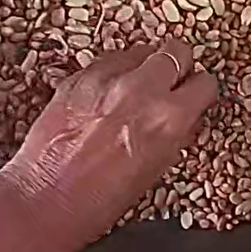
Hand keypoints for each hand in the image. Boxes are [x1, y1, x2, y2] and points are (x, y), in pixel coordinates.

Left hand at [0, 37, 218, 251]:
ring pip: (141, 51)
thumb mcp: (156, 170)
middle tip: (171, 83)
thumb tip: (186, 117)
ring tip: (136, 91)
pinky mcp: (78, 77)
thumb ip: (175, 133)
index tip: (195, 95)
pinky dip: (113, 74)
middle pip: (176, 51)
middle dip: (178, 67)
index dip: (200, 91)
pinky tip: (107, 97)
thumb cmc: (99, 200)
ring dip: (145, 66)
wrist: (46, 200)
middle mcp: (140, 90)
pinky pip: (107, 61)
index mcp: (168, 118)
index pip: (204, 82)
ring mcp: (106, 79)